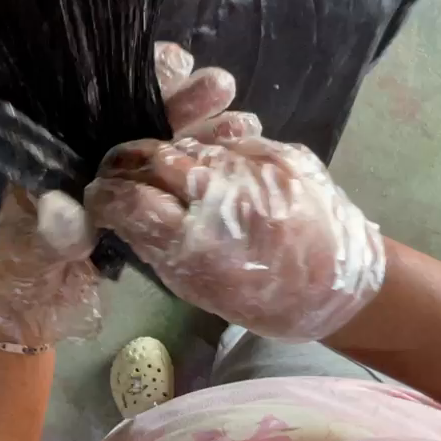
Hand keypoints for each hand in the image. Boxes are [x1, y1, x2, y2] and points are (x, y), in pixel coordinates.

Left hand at [0, 43, 240, 346]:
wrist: (36, 315)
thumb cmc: (22, 274)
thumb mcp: (30, 255)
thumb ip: (49, 232)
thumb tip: (61, 207)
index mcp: (59, 155)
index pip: (99, 103)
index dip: (135, 80)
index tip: (171, 67)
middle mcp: (97, 159)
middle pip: (144, 118)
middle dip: (183, 101)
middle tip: (217, 89)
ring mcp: (128, 183)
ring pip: (173, 147)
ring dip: (208, 133)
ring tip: (243, 125)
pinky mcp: (151, 211)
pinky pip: (185, 182)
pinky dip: (214, 168)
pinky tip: (244, 156)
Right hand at [84, 113, 384, 342]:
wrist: (342, 284)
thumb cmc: (261, 300)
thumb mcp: (197, 287)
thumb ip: (156, 247)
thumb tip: (121, 214)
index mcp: (202, 244)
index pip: (133, 202)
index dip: (106, 197)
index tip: (98, 199)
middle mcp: (229, 197)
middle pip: (158, 158)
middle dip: (127, 161)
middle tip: (116, 171)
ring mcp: (259, 167)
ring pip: (191, 143)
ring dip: (165, 153)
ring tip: (158, 167)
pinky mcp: (282, 151)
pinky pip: (229, 140)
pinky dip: (207, 152)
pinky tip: (205, 166)